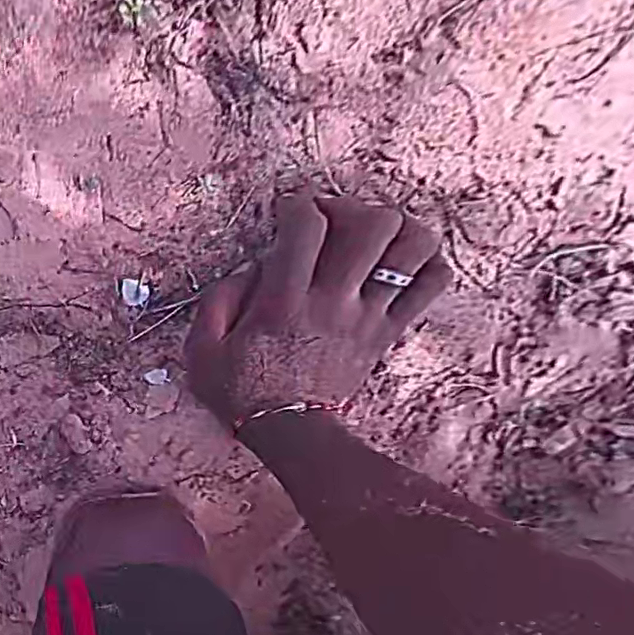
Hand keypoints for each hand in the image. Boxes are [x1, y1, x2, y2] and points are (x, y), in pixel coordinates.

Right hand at [184, 193, 451, 430]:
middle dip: (351, 206)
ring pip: (412, 246)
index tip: (289, 207)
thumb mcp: (201, 350)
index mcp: (282, 305)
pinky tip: (399, 262)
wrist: (284, 429)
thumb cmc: (238, 388)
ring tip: (369, 233)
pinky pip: (432, 283)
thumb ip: (217, 301)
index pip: (304, 231)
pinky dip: (426, 261)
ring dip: (397, 226)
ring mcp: (367, 316)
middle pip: (372, 225)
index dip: (298, 205)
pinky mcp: (387, 330)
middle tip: (329, 216)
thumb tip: (250, 266)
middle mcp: (331, 303)